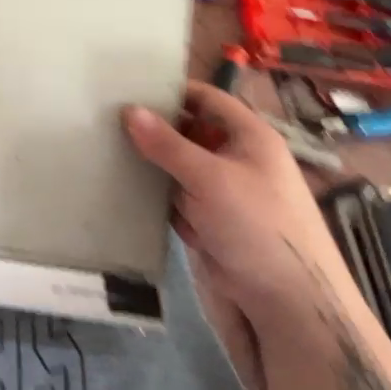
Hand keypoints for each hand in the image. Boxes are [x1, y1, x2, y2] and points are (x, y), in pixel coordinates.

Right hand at [123, 82, 349, 319]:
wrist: (286, 303)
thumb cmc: (257, 225)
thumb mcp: (209, 178)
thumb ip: (166, 143)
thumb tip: (128, 109)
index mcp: (249, 137)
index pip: (206, 98)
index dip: (171, 90)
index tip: (128, 87)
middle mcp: (236, 158)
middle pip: (187, 131)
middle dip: (152, 129)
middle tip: (105, 116)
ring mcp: (222, 190)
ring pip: (176, 164)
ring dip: (150, 163)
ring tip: (103, 146)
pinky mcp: (209, 218)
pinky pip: (174, 194)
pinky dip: (156, 194)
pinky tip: (125, 186)